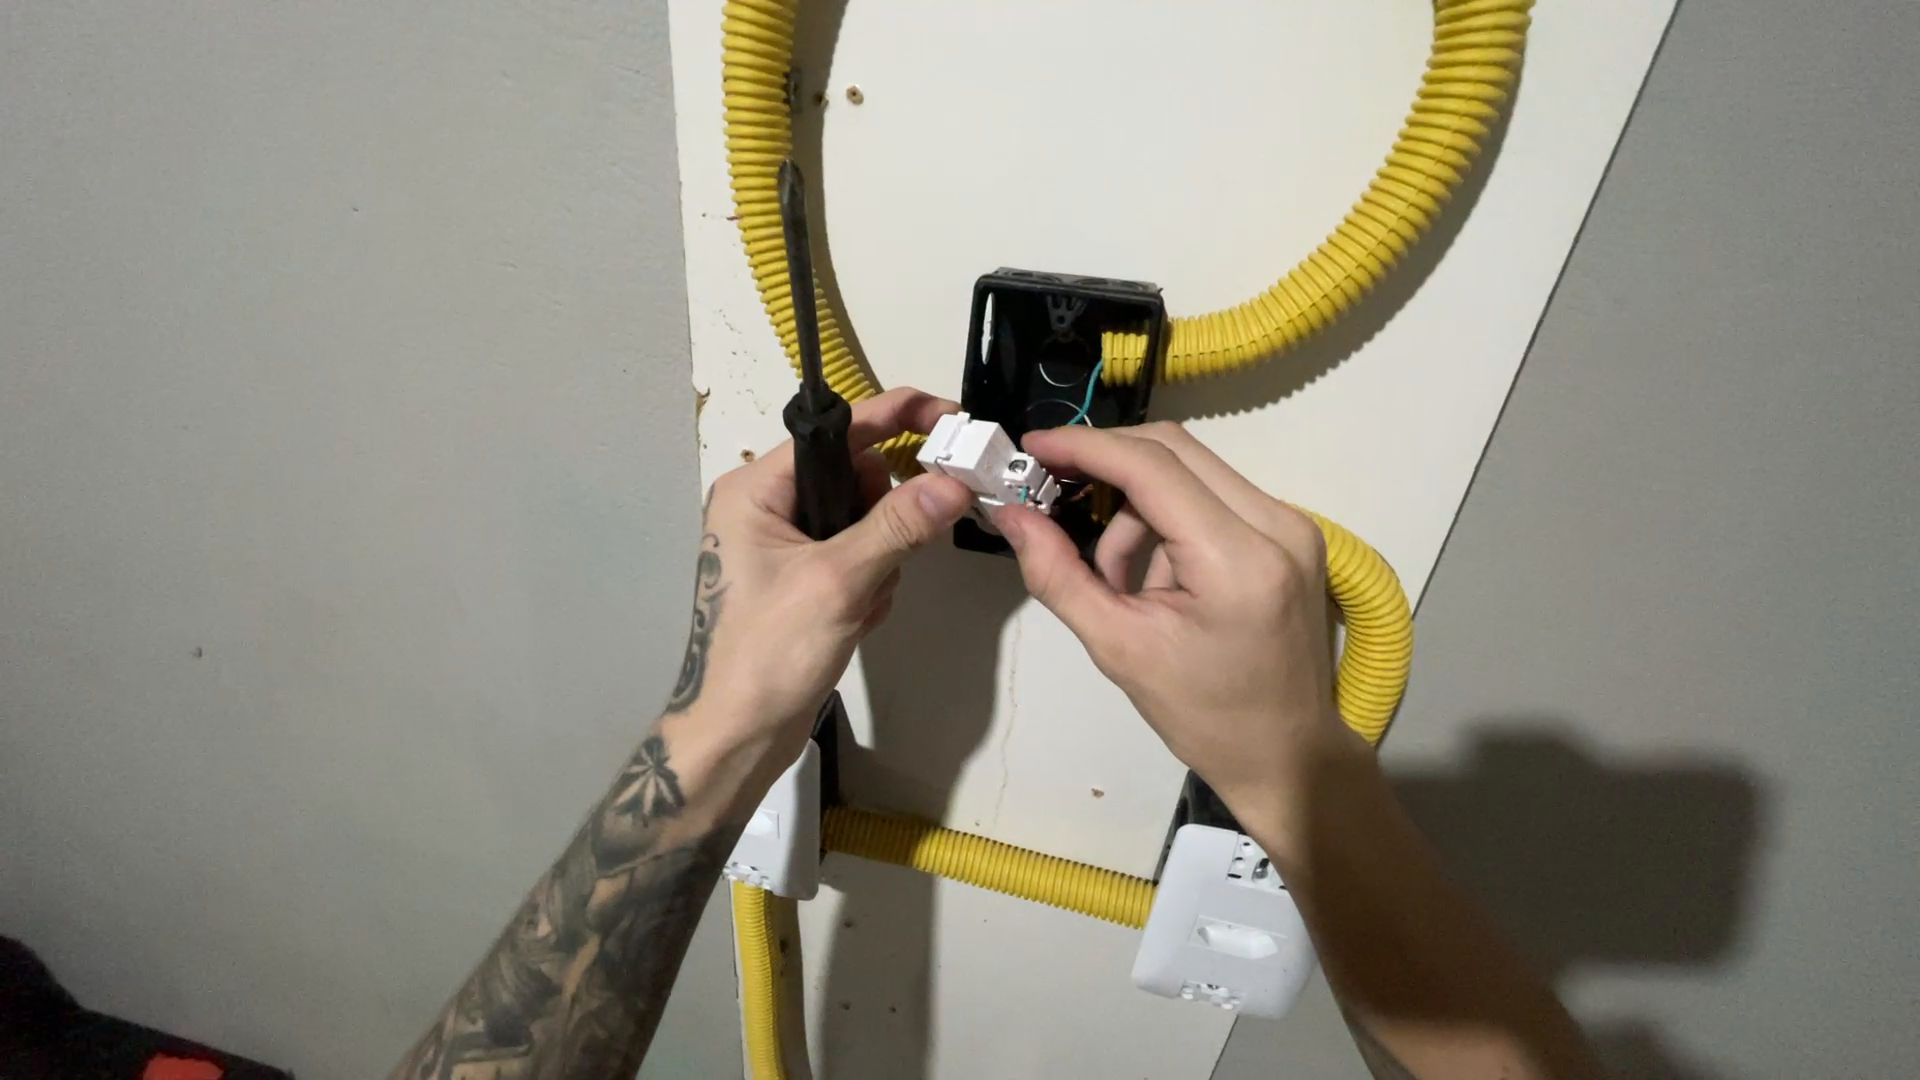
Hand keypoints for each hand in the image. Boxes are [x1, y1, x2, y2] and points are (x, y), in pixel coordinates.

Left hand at [670, 387, 971, 764]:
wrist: (740, 734)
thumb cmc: (770, 652)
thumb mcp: (839, 580)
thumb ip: (898, 525)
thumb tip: (955, 481)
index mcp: (757, 489)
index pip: (835, 430)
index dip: (894, 417)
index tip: (951, 417)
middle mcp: (768, 507)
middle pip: (856, 475)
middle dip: (886, 515)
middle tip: (890, 555)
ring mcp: (786, 544)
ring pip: (865, 519)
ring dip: (881, 559)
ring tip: (862, 601)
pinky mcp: (804, 577)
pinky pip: (859, 555)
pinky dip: (872, 582)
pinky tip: (856, 618)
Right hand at [990, 422, 1367, 856]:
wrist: (1287, 755)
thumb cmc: (1201, 714)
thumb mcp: (1117, 647)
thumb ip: (1057, 574)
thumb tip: (1010, 514)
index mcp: (1237, 559)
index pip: (1151, 467)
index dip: (1084, 447)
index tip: (1031, 448)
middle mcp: (1277, 523)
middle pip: (1173, 449)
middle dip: (1104, 461)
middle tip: (1053, 486)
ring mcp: (1291, 523)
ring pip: (1190, 469)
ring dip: (1134, 505)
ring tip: (1114, 577)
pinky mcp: (1290, 532)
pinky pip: (1210, 495)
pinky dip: (1165, 519)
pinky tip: (1154, 577)